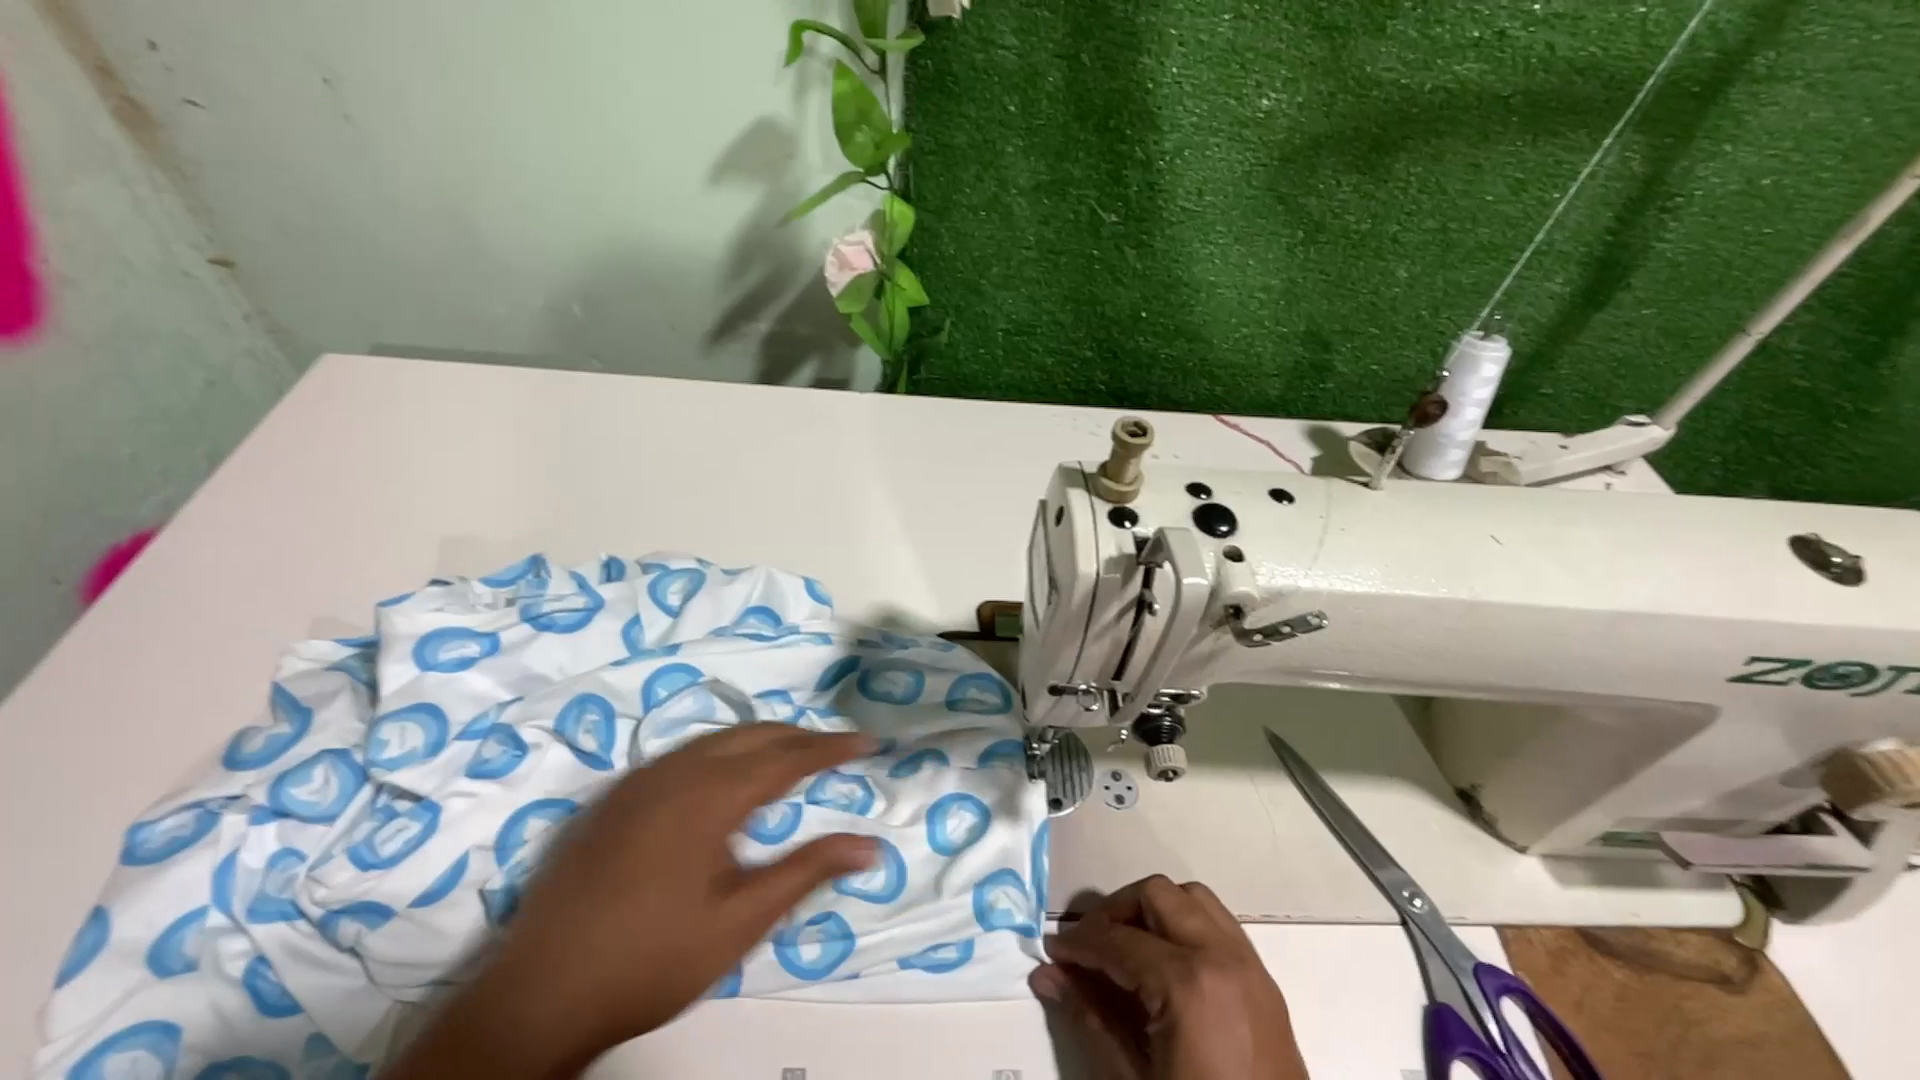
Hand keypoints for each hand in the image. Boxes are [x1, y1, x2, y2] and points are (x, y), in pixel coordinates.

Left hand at [385, 724, 877, 1078]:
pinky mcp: (609, 803)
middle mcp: (670, 775)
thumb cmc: (652, 960)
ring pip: (708, 742)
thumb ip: (806, 872)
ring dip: (755, 742)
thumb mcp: (741, 921)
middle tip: (836, 749)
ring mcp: (633, 785)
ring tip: (789, 758)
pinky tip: (721, 783)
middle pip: (747, 736)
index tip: (869, 742)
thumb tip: (869, 845)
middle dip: (796, 737)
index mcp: (707, 797)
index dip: (830, 748)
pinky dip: (716, 755)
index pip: (784, 758)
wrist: (540, 995)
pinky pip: (676, 758)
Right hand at [1032, 875, 1309, 1079]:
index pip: (1117, 940)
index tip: (1053, 951)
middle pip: (1157, 895)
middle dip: (1115, 912)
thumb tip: (1048, 975)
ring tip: (1126, 949)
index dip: (1078, 943)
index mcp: (1187, 983)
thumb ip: (1091, 1019)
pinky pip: (1220, 925)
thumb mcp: (1134, 1079)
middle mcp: (1222, 956)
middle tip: (1088, 947)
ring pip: (1193, 898)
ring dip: (1153, 911)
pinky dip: (1186, 925)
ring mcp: (1250, 965)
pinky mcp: (1265, 981)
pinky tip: (1164, 964)